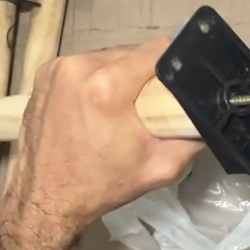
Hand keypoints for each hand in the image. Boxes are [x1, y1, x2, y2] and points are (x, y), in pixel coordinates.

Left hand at [3, 38, 203, 237]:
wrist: (46, 199)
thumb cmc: (102, 185)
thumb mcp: (161, 167)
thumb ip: (191, 135)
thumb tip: (205, 113)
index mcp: (107, 86)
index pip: (157, 50)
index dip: (172, 65)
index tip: (171, 88)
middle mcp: (79, 67)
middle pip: (131, 52)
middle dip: (143, 75)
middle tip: (145, 105)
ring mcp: (57, 68)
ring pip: (106, 57)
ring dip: (118, 75)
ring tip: (118, 107)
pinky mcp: (44, 74)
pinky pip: (84, 66)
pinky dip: (94, 80)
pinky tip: (93, 106)